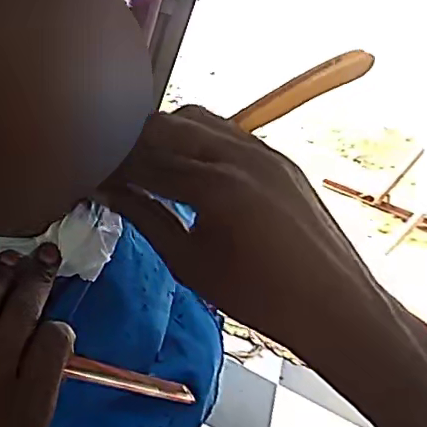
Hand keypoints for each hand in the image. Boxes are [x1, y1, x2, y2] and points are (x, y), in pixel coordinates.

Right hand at [103, 107, 410, 373]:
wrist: (338, 308)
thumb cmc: (258, 297)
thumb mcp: (188, 262)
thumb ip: (145, 218)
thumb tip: (107, 192)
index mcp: (217, 188)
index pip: (143, 163)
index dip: (109, 168)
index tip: (87, 175)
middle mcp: (240, 156)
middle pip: (164, 124)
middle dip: (130, 142)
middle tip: (110, 168)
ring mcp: (263, 151)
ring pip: (195, 118)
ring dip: (163, 134)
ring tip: (144, 164)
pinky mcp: (277, 156)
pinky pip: (223, 130)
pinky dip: (194, 140)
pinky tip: (183, 167)